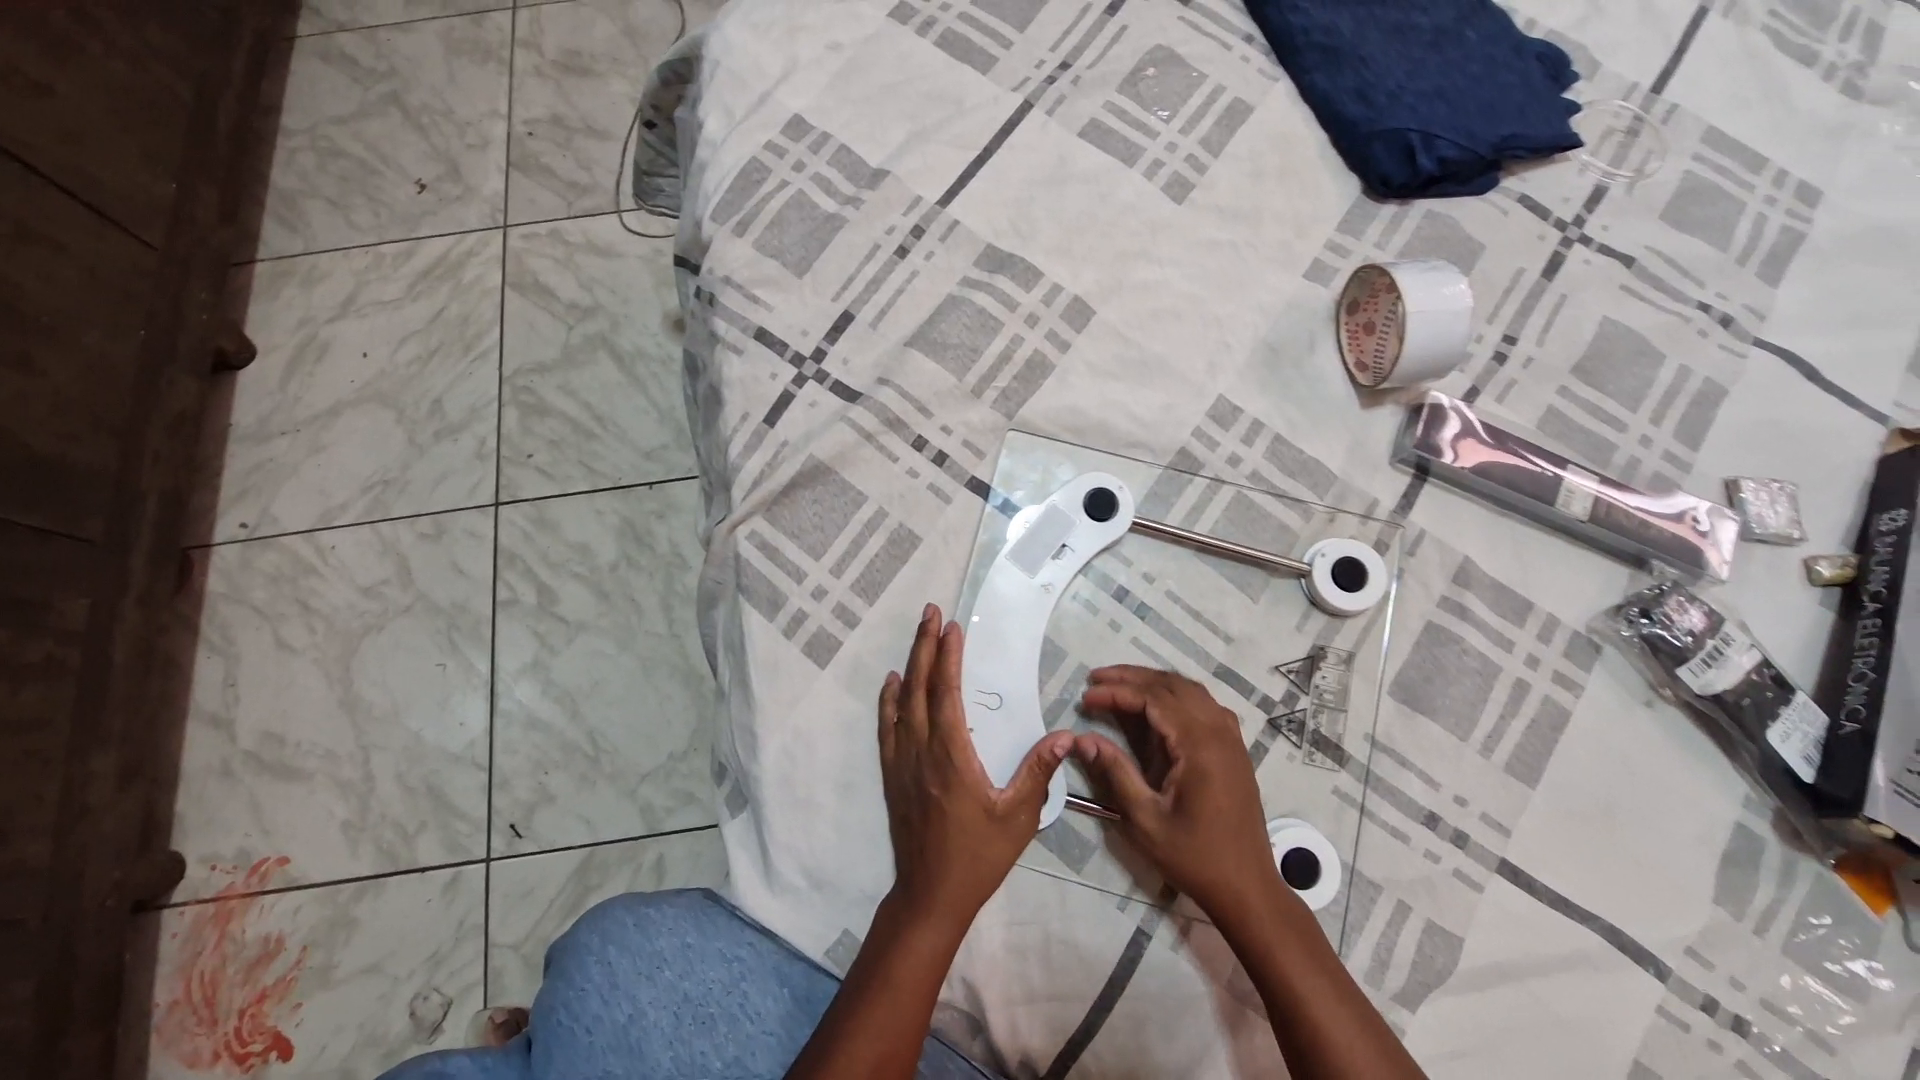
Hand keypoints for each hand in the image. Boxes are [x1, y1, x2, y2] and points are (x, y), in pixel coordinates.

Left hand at [877, 604, 1073, 928]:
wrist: (931, 894)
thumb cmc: (978, 856)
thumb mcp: (1018, 816)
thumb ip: (1038, 772)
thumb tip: (1066, 735)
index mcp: (952, 756)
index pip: (948, 693)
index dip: (949, 657)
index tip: (952, 626)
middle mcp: (921, 751)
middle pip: (920, 687)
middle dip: (925, 646)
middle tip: (929, 612)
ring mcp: (902, 763)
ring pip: (901, 703)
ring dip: (909, 665)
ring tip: (916, 636)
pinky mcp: (893, 776)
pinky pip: (887, 727)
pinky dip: (889, 700)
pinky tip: (893, 685)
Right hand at [1074, 666, 1285, 922]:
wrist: (1246, 886)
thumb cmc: (1194, 857)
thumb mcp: (1145, 819)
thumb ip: (1115, 772)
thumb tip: (1082, 738)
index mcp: (1199, 745)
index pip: (1154, 699)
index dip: (1117, 692)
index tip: (1086, 696)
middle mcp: (1220, 732)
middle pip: (1173, 686)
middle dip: (1133, 678)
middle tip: (1096, 679)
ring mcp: (1231, 740)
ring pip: (1191, 692)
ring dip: (1154, 684)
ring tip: (1120, 687)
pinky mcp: (1234, 751)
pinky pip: (1205, 707)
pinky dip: (1176, 697)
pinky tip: (1156, 708)